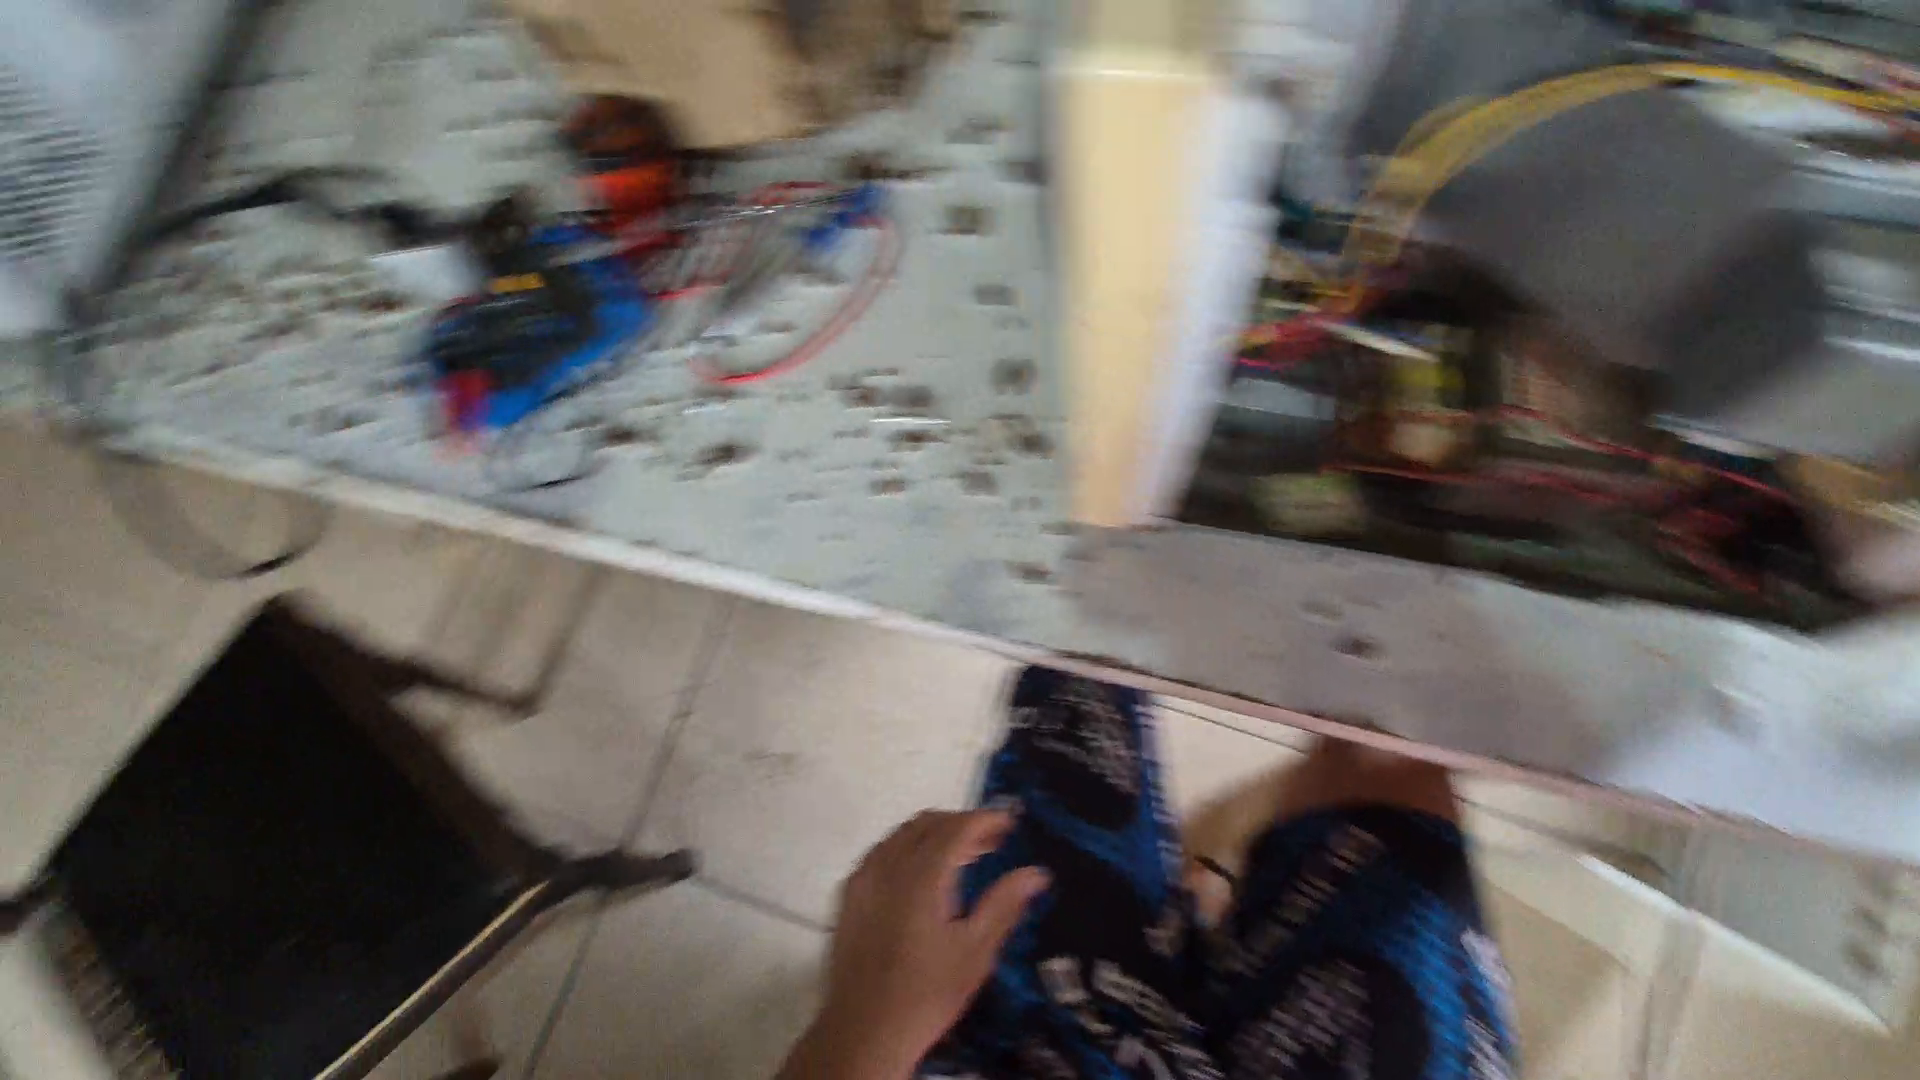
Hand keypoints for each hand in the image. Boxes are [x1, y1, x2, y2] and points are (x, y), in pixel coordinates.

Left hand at [778, 809, 1049, 1079]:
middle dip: (962, 824)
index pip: (956, 827)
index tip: (1010, 822)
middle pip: (928, 823)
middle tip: (992, 842)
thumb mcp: (975, 954)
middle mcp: (888, 865)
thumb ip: (1004, 905)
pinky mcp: (848, 894)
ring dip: (935, 833)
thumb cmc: (927, 995)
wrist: (862, 1033)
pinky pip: (881, 851)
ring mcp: (863, 877)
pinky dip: (907, 847)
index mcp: (921, 876)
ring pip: (902, 833)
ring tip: (963, 856)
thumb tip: (1036, 873)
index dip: (985, 818)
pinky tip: (921, 873)